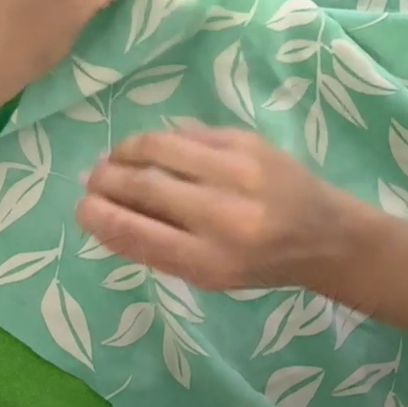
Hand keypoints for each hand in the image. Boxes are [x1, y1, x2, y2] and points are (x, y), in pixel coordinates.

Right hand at [77, 126, 384, 291]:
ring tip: (115, 159)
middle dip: (105, 179)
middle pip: (142, 186)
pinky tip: (153, 150)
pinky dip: (160, 141)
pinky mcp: (246, 140)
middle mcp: (223, 215)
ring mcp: (237, 171)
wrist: (325, 234)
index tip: (82, 207)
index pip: (135, 233)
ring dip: (124, 151)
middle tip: (92, 179)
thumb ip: (156, 246)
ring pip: (158, 146)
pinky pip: (185, 133)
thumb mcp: (206, 273)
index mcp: (210, 260)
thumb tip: (104, 210)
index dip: (98, 216)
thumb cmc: (258, 263)